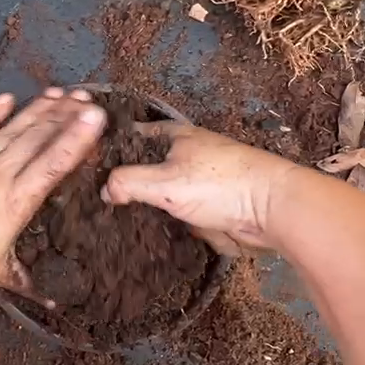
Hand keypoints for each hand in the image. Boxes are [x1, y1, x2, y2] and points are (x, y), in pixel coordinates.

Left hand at [0, 88, 106, 295]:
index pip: (53, 164)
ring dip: (37, 110)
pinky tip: (8, 99)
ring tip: (59, 94)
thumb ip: (25, 278)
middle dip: (64, 116)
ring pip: (11, 130)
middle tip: (85, 98)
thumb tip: (52, 300)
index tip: (96, 118)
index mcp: (15, 202)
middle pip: (37, 139)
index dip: (77, 138)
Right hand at [101, 122, 308, 250]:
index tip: (87, 172)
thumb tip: (103, 191)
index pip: (128, 136)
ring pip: (162, 188)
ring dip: (150, 203)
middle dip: (128, 182)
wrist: (277, 209)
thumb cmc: (220, 185)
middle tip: (102, 202)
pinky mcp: (212, 199)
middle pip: (145, 164)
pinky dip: (170, 217)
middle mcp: (185, 149)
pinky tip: (153, 230)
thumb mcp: (163, 183)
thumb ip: (126, 183)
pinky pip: (181, 207)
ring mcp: (200, 175)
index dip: (108, 152)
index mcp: (173, 134)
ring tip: (123, 220)